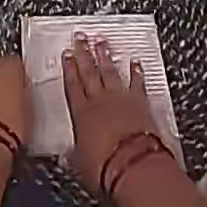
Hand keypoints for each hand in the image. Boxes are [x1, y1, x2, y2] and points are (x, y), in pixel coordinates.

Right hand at [63, 35, 160, 191]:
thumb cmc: (104, 169)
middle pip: (89, 72)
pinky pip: (137, 83)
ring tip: (101, 42)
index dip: (69, 69)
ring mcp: (120, 99)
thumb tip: (66, 156)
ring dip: (105, 56)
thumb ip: (73, 154)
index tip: (67, 54)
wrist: (133, 166)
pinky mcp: (140, 103)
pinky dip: (135, 72)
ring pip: (110, 72)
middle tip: (80, 37)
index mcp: (82, 113)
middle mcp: (100, 101)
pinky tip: (134, 62)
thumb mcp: (80, 165)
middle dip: (83, 53)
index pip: (72, 85)